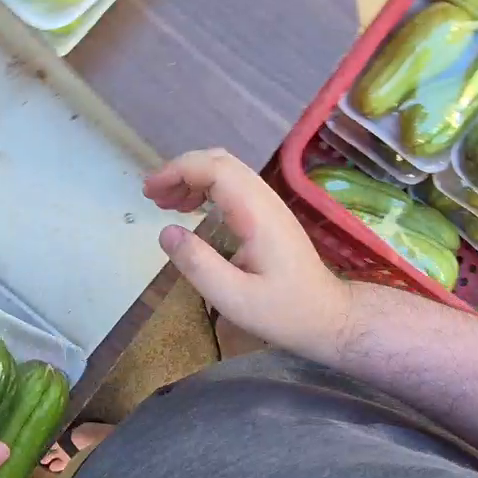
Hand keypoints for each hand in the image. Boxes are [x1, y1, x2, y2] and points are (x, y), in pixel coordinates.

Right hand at [145, 149, 353, 361]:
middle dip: (181, 171)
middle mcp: (265, 199)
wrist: (327, 316)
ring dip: (192, 178)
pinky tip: (191, 209)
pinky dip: (206, 188)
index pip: (214, 169)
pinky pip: (234, 186)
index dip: (177, 171)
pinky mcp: (269, 214)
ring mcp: (270, 204)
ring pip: (227, 170)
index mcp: (256, 214)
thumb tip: (166, 232)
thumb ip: (198, 265)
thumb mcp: (234, 298)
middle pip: (219, 161)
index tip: (150, 192)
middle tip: (153, 197)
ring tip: (166, 204)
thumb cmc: (283, 312)